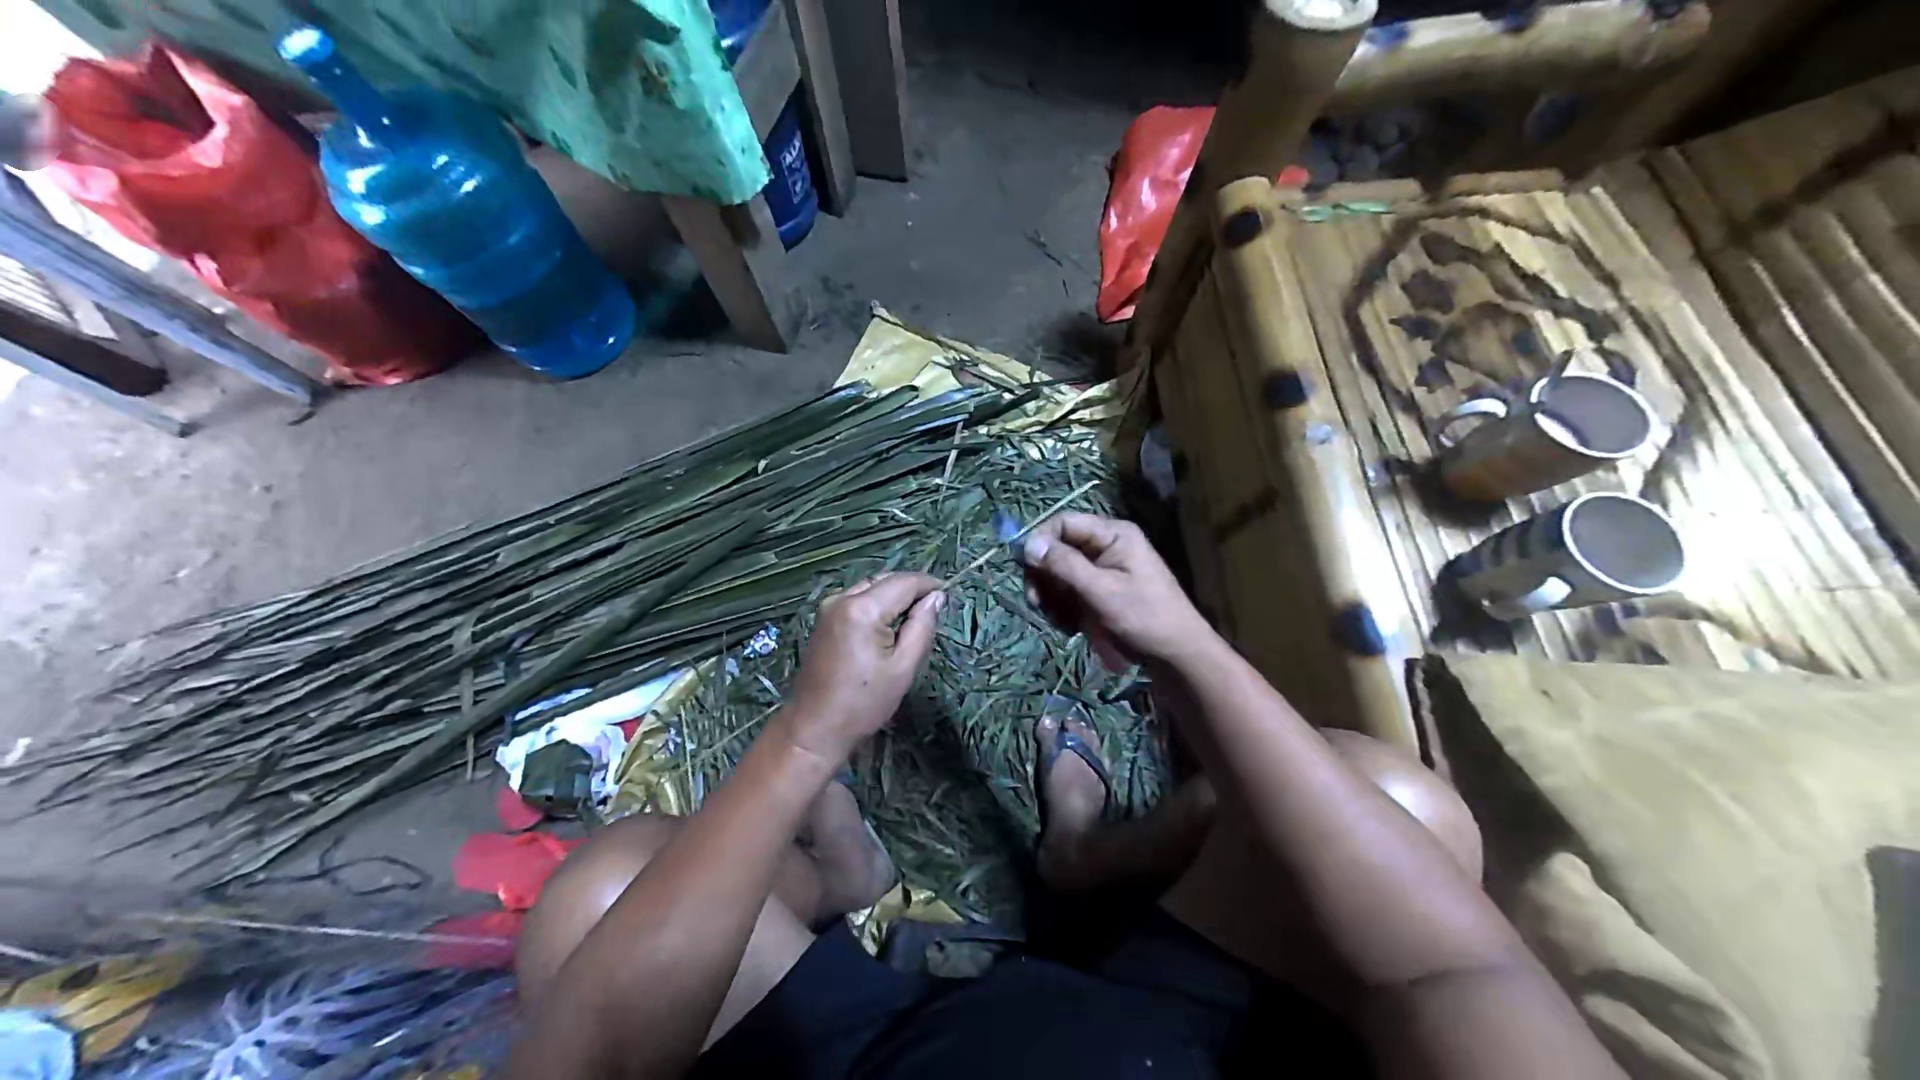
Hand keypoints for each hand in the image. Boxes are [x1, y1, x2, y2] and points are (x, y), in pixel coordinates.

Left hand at [779, 572, 944, 762]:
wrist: (814, 729)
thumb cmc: (863, 704)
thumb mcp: (902, 667)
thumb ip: (921, 626)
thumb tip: (936, 597)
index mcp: (862, 609)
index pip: (904, 583)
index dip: (929, 585)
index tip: (949, 593)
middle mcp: (842, 599)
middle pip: (885, 580)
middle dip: (912, 589)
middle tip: (934, 608)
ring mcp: (828, 608)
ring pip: (871, 588)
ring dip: (894, 596)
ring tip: (915, 618)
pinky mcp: (824, 619)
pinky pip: (857, 599)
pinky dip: (876, 604)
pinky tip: (889, 625)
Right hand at [1019, 513, 1216, 666]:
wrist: (1175, 655)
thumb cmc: (1144, 617)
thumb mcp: (1101, 590)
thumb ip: (1064, 565)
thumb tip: (1028, 544)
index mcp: (1113, 535)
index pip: (1064, 523)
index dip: (1041, 542)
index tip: (1026, 569)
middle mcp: (1105, 547)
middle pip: (1057, 549)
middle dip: (1044, 575)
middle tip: (1037, 601)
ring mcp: (1101, 571)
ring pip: (1058, 574)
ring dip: (1051, 596)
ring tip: (1060, 620)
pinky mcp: (1098, 593)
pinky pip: (1067, 592)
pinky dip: (1062, 609)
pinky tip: (1070, 626)